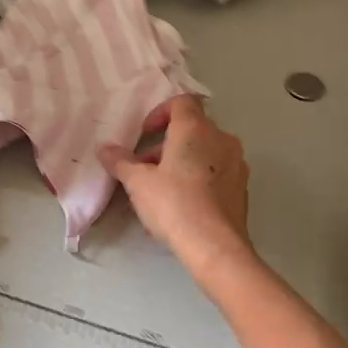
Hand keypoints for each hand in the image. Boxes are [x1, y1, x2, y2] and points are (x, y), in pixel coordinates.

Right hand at [99, 95, 250, 261]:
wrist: (215, 246)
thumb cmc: (174, 204)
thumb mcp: (138, 183)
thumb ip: (121, 162)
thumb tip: (104, 149)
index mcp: (196, 129)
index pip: (182, 101)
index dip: (160, 112)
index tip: (144, 135)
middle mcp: (221, 139)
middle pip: (193, 128)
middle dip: (167, 143)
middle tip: (146, 166)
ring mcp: (236, 163)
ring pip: (206, 151)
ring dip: (183, 160)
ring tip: (162, 187)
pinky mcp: (242, 187)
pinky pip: (217, 172)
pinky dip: (199, 177)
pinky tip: (183, 203)